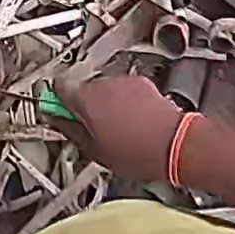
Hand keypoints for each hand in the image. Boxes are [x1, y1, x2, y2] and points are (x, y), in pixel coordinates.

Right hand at [56, 75, 185, 183]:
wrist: (178, 146)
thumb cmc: (140, 152)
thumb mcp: (95, 151)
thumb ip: (70, 131)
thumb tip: (56, 122)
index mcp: (85, 99)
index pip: (57, 86)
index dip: (56, 100)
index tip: (58, 111)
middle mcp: (100, 84)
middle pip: (81, 89)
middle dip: (84, 105)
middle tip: (93, 128)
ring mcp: (121, 81)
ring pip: (102, 89)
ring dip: (105, 103)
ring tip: (118, 128)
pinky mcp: (139, 82)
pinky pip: (123, 89)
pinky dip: (125, 101)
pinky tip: (134, 121)